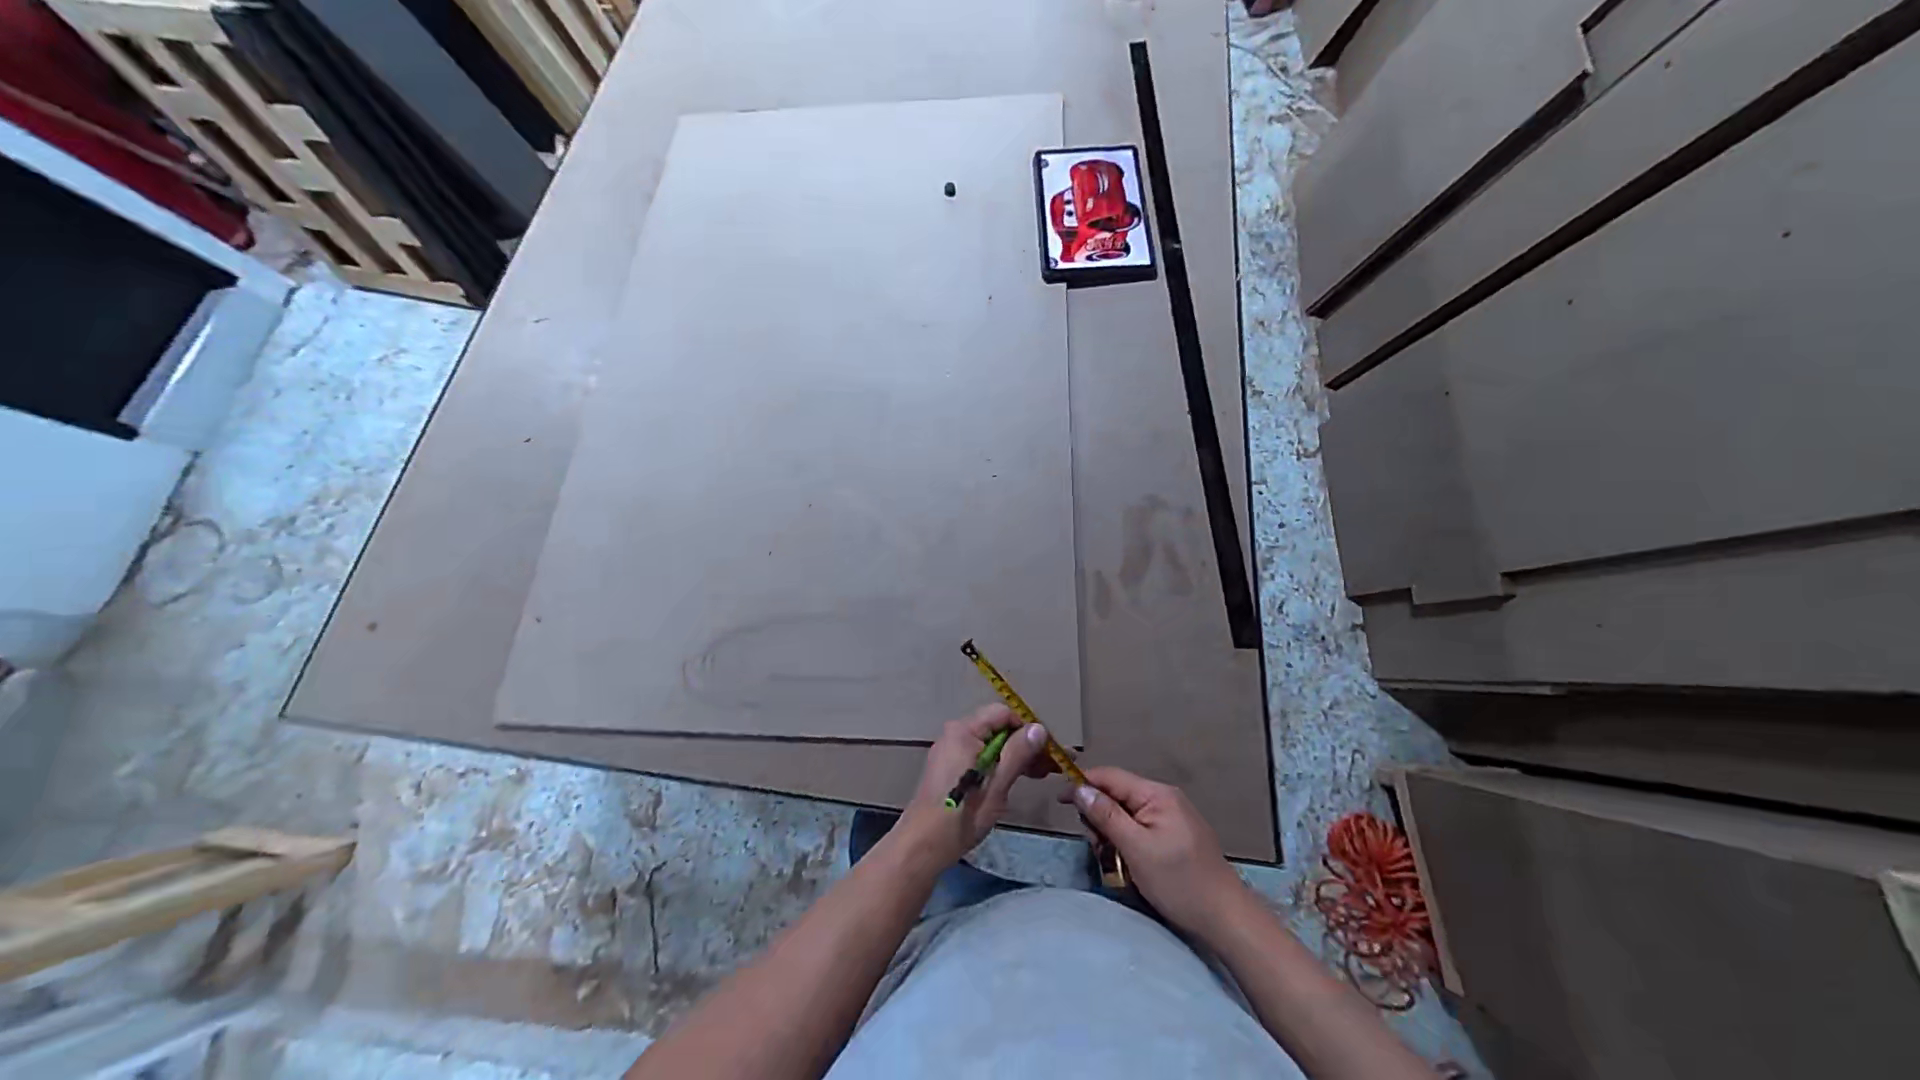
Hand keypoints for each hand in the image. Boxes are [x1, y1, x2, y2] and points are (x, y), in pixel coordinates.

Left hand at [889, 704, 1052, 870]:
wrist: (925, 843)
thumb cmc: (964, 812)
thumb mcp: (998, 783)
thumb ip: (1018, 752)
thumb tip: (1039, 728)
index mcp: (963, 731)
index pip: (1003, 714)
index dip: (1027, 728)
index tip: (1046, 750)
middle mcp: (954, 734)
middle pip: (995, 727)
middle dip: (1022, 743)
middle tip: (1046, 766)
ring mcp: (949, 750)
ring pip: (988, 743)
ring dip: (1012, 755)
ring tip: (1035, 774)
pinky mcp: (948, 766)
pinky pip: (978, 755)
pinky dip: (997, 763)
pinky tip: (1011, 780)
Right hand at [1066, 766, 1249, 939]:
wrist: (1225, 918)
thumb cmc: (1180, 882)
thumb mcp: (1136, 848)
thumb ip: (1106, 816)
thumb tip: (1079, 788)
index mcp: (1156, 794)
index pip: (1110, 776)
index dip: (1082, 784)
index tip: (1059, 801)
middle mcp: (1163, 798)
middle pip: (1116, 794)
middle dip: (1098, 815)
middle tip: (1094, 845)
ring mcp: (1170, 817)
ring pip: (1125, 813)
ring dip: (1111, 832)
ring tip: (1111, 859)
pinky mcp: (1173, 835)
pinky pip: (1138, 827)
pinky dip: (1125, 841)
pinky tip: (1125, 862)